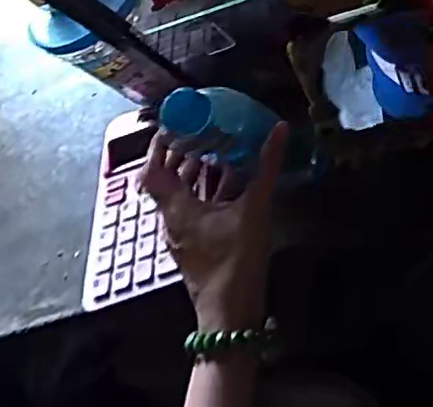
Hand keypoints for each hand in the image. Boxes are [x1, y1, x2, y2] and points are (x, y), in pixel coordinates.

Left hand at [140, 122, 286, 328]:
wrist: (230, 310)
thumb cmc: (234, 257)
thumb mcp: (255, 207)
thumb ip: (267, 167)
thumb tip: (279, 128)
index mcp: (176, 209)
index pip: (153, 171)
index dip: (159, 145)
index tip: (175, 122)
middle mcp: (174, 219)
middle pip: (168, 179)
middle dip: (182, 151)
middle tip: (203, 125)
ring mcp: (185, 231)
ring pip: (184, 192)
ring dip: (197, 168)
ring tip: (220, 143)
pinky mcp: (199, 240)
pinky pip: (198, 204)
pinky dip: (210, 186)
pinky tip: (233, 175)